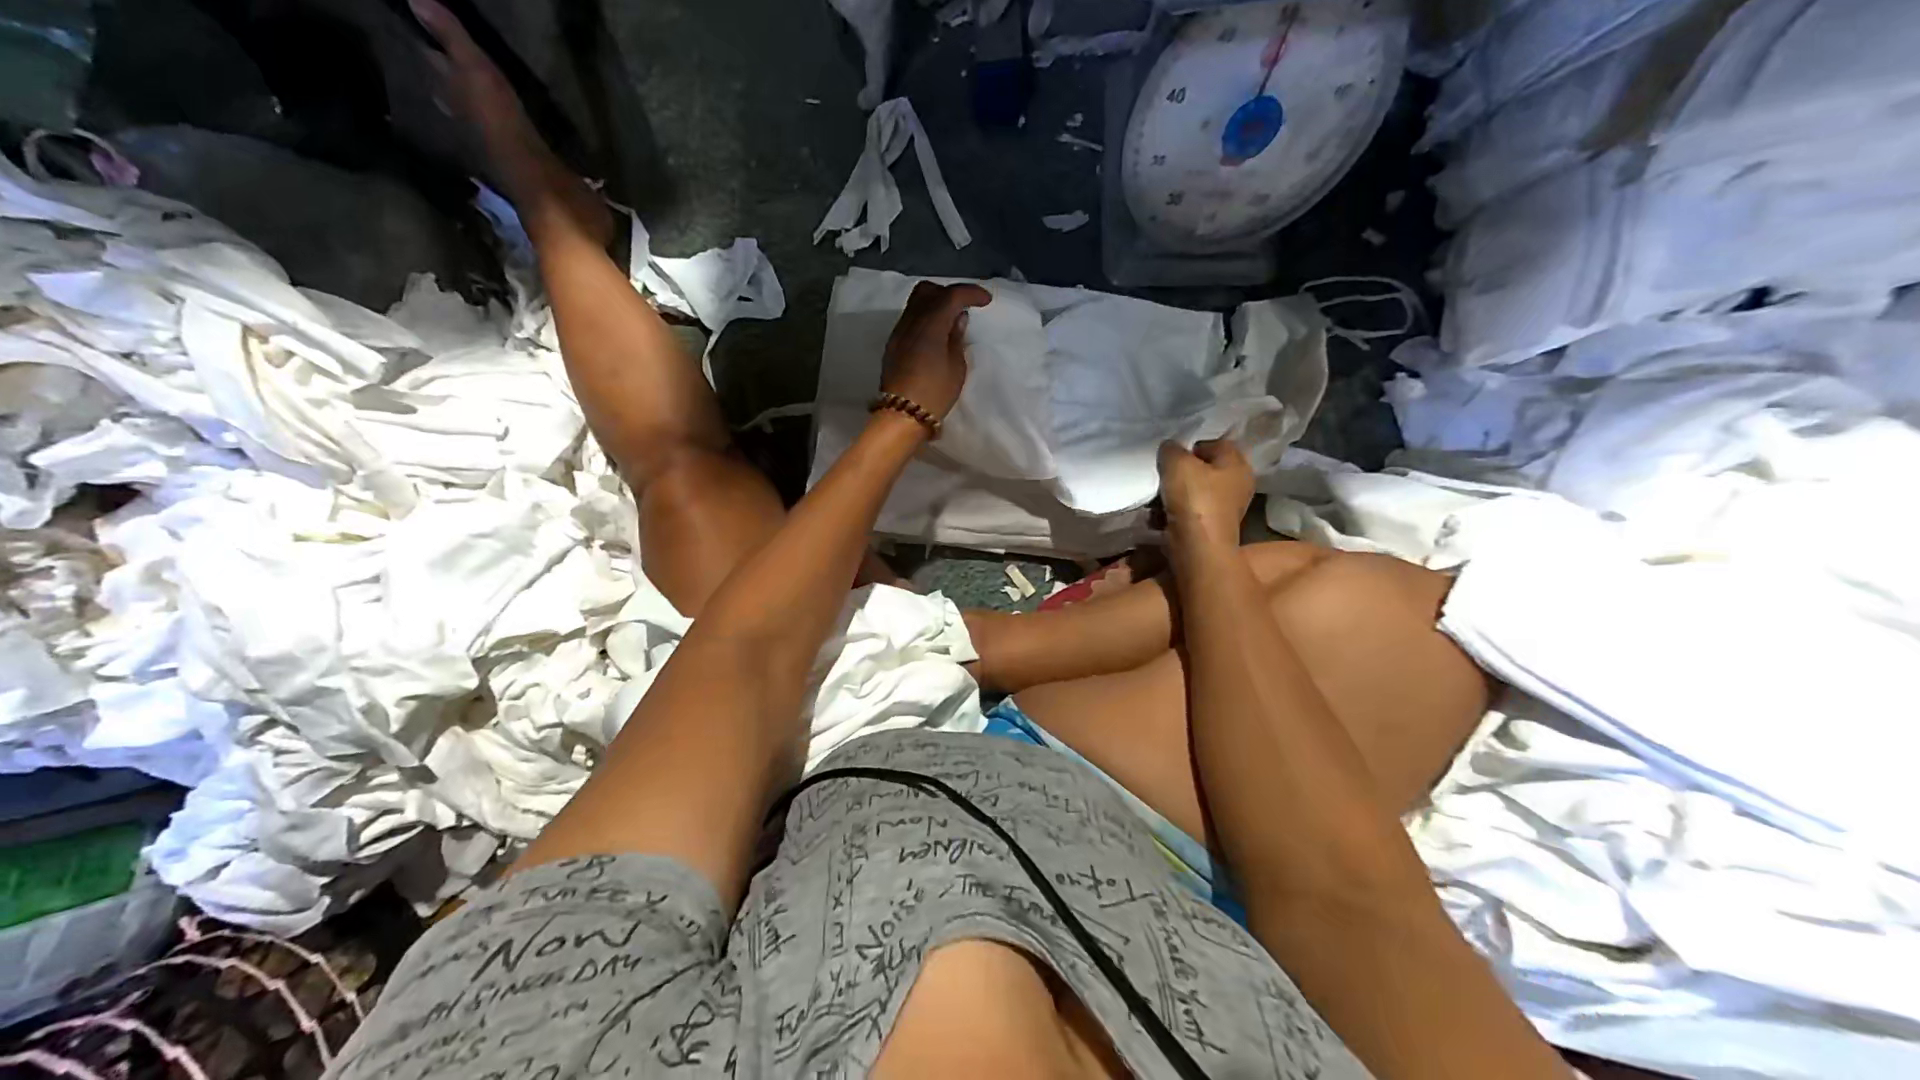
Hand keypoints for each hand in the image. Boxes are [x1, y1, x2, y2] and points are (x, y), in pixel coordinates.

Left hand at [878, 281, 992, 423]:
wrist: (902, 416)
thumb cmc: (935, 393)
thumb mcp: (956, 367)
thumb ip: (956, 337)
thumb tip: (958, 317)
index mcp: (930, 324)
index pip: (951, 295)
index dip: (971, 293)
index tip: (986, 301)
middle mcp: (911, 321)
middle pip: (928, 291)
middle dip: (949, 293)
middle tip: (965, 306)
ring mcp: (899, 332)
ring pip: (916, 302)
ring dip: (935, 303)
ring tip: (951, 320)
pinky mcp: (893, 344)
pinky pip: (910, 318)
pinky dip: (925, 317)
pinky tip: (936, 332)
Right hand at [1157, 439, 1253, 550]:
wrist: (1197, 547)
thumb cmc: (1194, 499)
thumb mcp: (1178, 463)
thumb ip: (1172, 449)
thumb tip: (1170, 448)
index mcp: (1237, 464)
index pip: (1217, 444)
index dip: (1193, 445)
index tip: (1171, 454)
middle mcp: (1238, 485)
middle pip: (1205, 470)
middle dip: (1181, 472)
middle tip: (1163, 473)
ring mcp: (1225, 509)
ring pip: (1195, 492)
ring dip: (1174, 494)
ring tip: (1156, 497)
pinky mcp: (1210, 528)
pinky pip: (1189, 512)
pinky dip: (1174, 513)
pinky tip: (1159, 516)